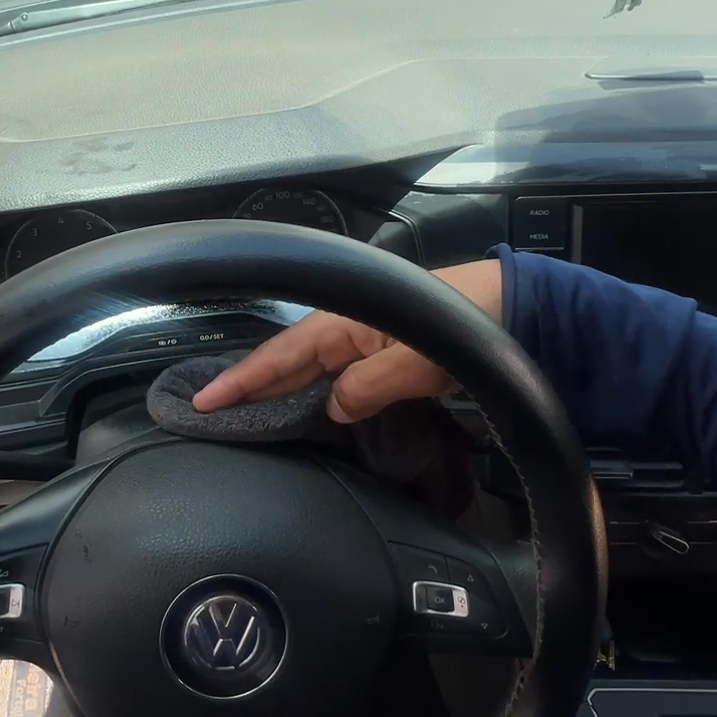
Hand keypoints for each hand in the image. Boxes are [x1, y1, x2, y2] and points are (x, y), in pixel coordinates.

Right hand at [191, 259, 502, 421]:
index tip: (205, 401)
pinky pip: (331, 371)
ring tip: (243, 410)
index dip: (241, 381)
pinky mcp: (380, 349)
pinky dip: (308, 388)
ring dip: (275, 388)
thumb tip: (331, 408)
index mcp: (343, 323)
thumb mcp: (413, 362)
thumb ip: (365, 387)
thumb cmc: (464, 327)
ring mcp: (362, 338)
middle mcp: (344, 328)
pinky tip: (302, 404)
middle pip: (285, 360)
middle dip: (248, 384)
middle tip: (210, 410)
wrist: (512, 306)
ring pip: (307, 367)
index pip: (279, 357)